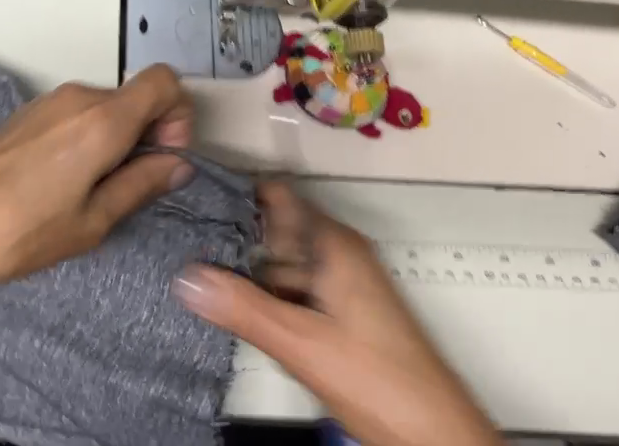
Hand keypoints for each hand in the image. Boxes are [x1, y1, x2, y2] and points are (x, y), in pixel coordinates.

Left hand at [0, 65, 194, 295]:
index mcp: (102, 119)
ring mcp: (50, 102)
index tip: (166, 157)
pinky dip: (90, 139)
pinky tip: (66, 183)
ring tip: (94, 192)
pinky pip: (79, 114)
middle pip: (136, 96)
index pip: (164, 82)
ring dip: (118, 139)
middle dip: (149, 134)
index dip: (178, 116)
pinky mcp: (29, 114)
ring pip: (107, 106)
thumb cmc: (18, 231)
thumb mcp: (93, 221)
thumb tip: (176, 165)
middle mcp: (78, 97)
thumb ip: (142, 184)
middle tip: (132, 186)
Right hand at [174, 184, 499, 445]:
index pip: (276, 195)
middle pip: (274, 231)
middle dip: (233, 240)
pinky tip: (235, 312)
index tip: (192, 202)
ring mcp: (341, 283)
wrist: (434, 436)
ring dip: (247, 273)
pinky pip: (293, 290)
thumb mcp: (300, 343)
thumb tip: (186, 275)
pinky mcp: (340, 312)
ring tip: (197, 277)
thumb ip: (242, 307)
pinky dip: (266, 297)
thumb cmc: (378, 379)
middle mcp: (338, 253)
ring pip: (281, 264)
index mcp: (333, 244)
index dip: (235, 195)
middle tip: (184, 247)